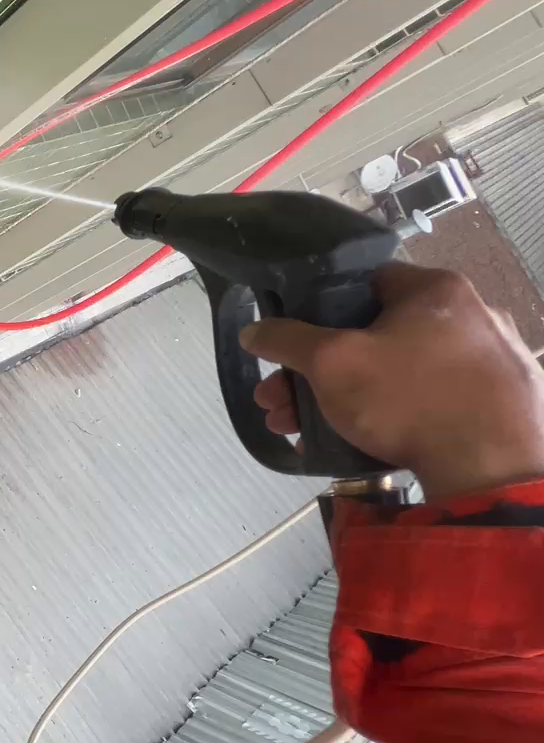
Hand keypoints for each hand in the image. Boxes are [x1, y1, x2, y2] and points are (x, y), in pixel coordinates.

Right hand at [240, 263, 543, 499]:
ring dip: (328, 395)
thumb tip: (254, 330)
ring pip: (384, 369)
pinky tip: (339, 437)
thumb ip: (284, 340)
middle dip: (308, 370)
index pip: (364, 281)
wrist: (489, 462)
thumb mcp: (329, 361)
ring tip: (293, 426)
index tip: (290, 340)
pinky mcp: (486, 397)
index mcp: (436, 292)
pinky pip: (412, 396)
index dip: (317, 307)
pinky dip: (372, 412)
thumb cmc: (406, 396)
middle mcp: (467, 316)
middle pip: (365, 334)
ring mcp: (482, 359)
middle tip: (275, 399)